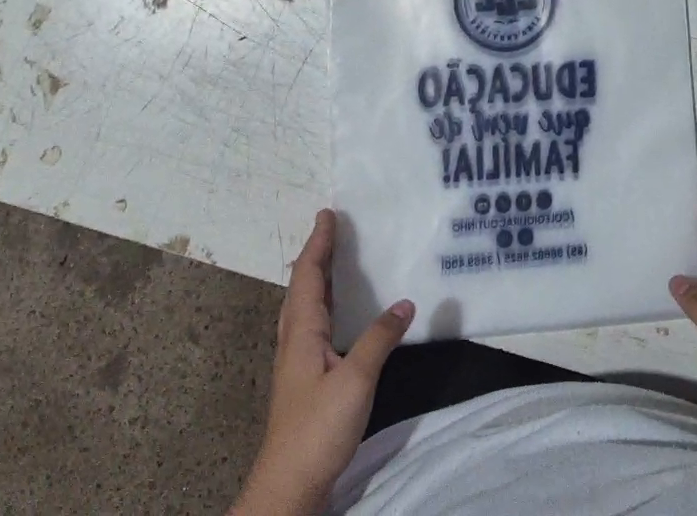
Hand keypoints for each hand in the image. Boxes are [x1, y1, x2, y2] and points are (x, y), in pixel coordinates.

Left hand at [232, 210, 413, 515]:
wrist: (291, 482)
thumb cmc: (318, 427)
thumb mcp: (356, 379)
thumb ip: (380, 338)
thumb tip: (405, 302)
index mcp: (301, 332)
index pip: (308, 276)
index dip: (318, 243)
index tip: (328, 213)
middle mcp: (295, 340)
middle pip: (303, 286)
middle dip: (317, 255)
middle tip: (336, 228)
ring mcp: (298, 361)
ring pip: (306, 306)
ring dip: (320, 278)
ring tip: (340, 259)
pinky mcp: (307, 378)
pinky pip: (316, 325)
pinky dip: (328, 304)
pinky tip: (344, 312)